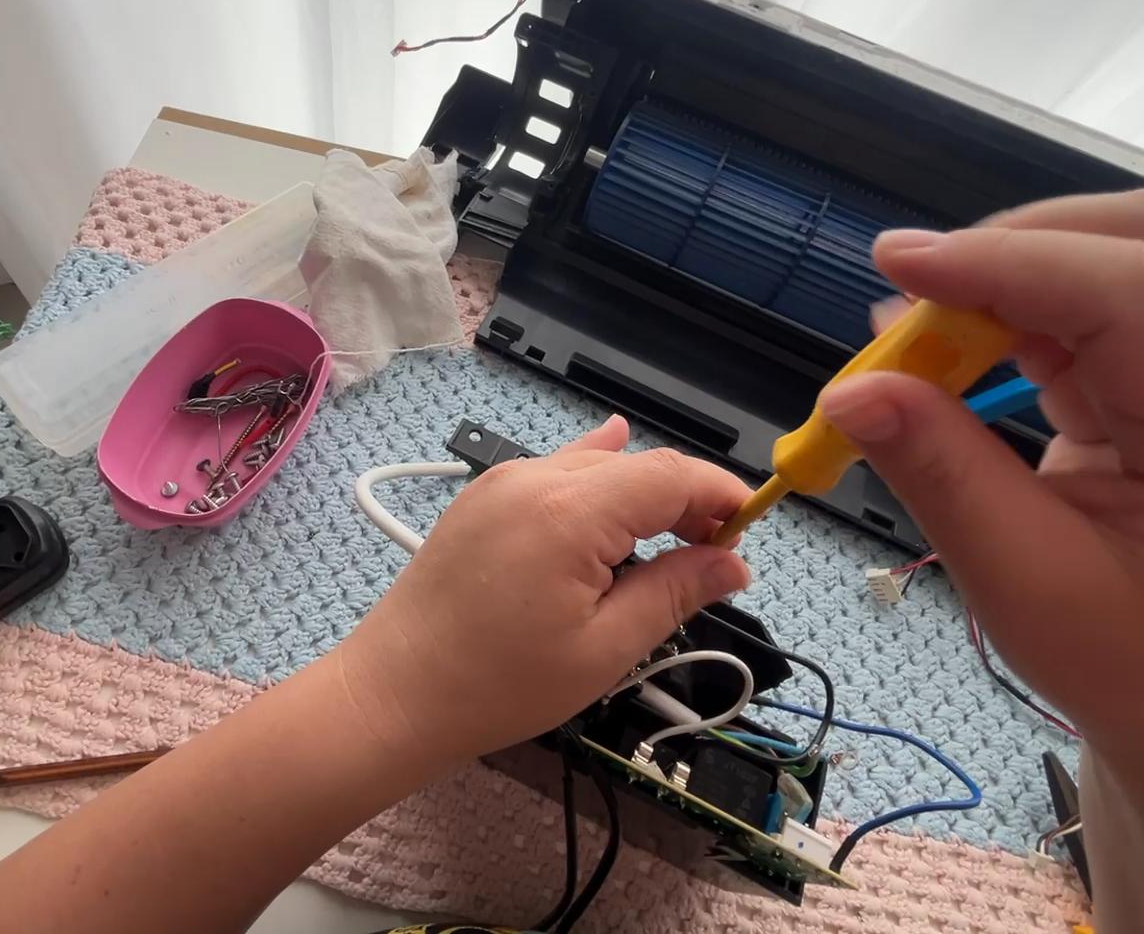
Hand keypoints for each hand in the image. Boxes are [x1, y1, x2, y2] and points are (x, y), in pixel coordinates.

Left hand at [330, 416, 752, 766]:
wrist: (394, 691)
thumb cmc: (500, 683)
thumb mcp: (604, 649)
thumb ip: (675, 592)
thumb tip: (734, 563)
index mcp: (570, 509)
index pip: (669, 475)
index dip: (720, 495)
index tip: (749, 532)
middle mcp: (535, 475)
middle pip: (635, 465)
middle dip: (685, 499)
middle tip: (713, 554)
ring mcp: (502, 480)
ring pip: (594, 465)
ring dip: (640, 492)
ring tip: (669, 537)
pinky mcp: (483, 496)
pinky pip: (553, 470)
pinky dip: (593, 474)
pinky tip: (609, 453)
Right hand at [819, 188, 1143, 763]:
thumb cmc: (1133, 668)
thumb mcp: (1018, 581)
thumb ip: (936, 472)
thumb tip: (849, 393)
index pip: (1143, 294)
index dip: (1009, 263)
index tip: (896, 263)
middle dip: (1023, 244)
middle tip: (917, 285)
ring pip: (1138, 258)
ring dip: (1020, 270)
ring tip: (928, 318)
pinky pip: (1111, 305)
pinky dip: (1025, 306)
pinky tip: (964, 341)